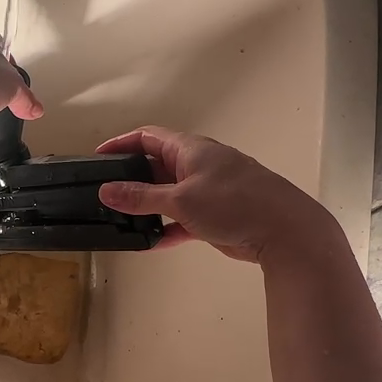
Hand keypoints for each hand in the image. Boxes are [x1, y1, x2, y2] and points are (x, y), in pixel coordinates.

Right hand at [96, 127, 336, 264]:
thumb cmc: (233, 204)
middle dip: (130, 178)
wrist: (284, 231)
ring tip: (121, 220)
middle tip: (104, 193)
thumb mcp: (180, 199)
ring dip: (146, 206)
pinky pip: (180, 219)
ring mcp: (208, 191)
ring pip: (167, 195)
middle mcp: (198, 165)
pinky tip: (149, 243)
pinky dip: (165, 228)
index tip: (97, 158)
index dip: (121, 144)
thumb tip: (104, 191)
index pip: (148, 137)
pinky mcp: (214, 216)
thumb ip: (140, 197)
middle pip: (156, 166)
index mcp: (191, 150)